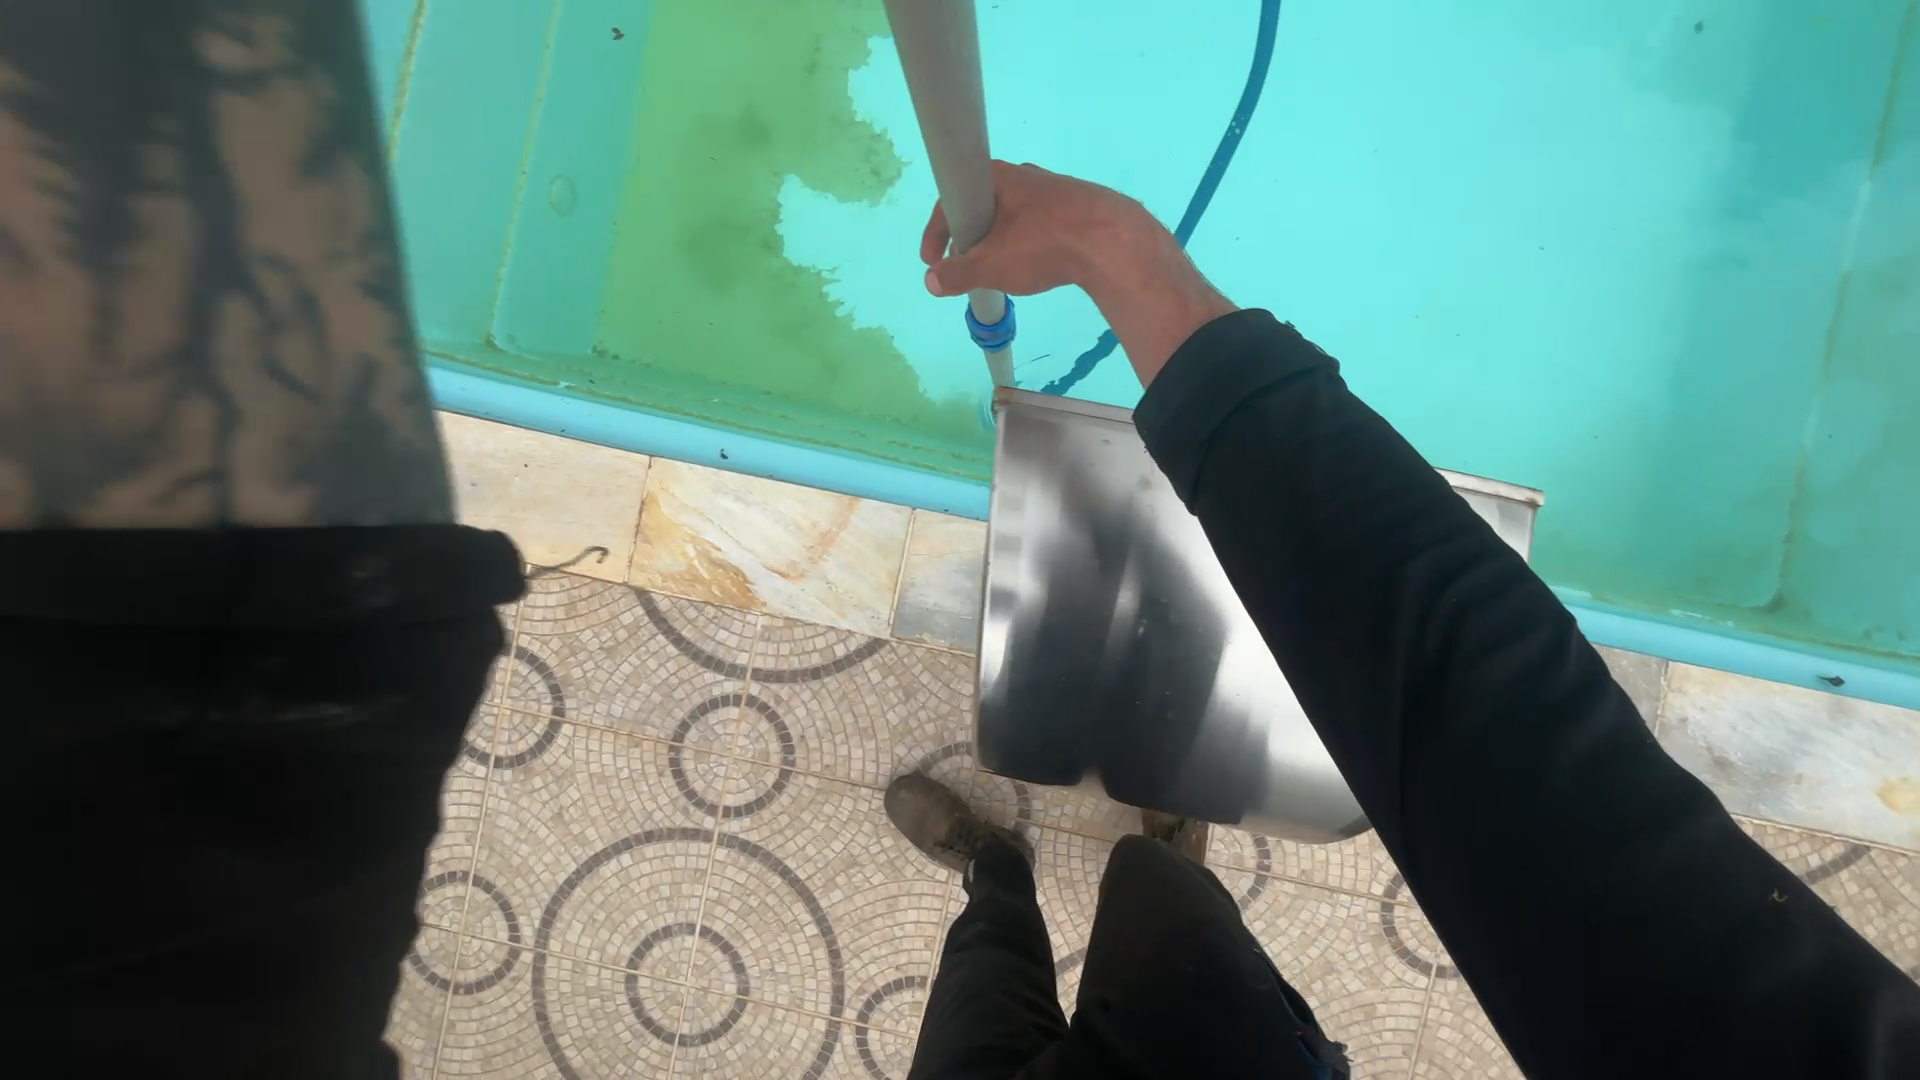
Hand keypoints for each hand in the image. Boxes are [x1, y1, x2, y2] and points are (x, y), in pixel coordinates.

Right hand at [919, 161, 1144, 298]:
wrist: (1110, 240)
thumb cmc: (1043, 245)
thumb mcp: (992, 266)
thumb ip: (958, 274)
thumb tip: (931, 282)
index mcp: (996, 178)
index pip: (953, 198)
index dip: (937, 231)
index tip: (932, 259)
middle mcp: (1023, 176)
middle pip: (983, 205)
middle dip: (969, 235)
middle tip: (963, 264)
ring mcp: (1052, 190)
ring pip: (1013, 215)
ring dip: (998, 240)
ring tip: (998, 269)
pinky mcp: (1077, 207)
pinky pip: (1038, 225)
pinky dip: (1025, 243)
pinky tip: (1033, 264)